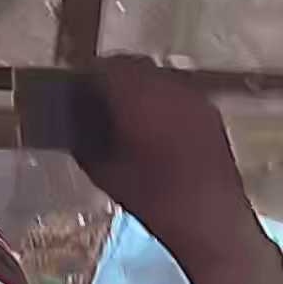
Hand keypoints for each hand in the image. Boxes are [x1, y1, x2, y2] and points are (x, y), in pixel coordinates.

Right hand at [70, 56, 263, 266]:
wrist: (208, 218)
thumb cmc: (148, 196)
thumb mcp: (101, 169)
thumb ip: (84, 138)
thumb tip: (72, 120)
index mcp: (139, 100)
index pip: (108, 67)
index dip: (88, 72)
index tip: (74, 85)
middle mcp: (170, 90)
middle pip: (135, 65)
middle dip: (112, 75)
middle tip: (93, 95)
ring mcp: (195, 100)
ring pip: (158, 76)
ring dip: (137, 85)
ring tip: (120, 109)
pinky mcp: (210, 114)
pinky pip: (176, 92)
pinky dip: (157, 98)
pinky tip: (148, 123)